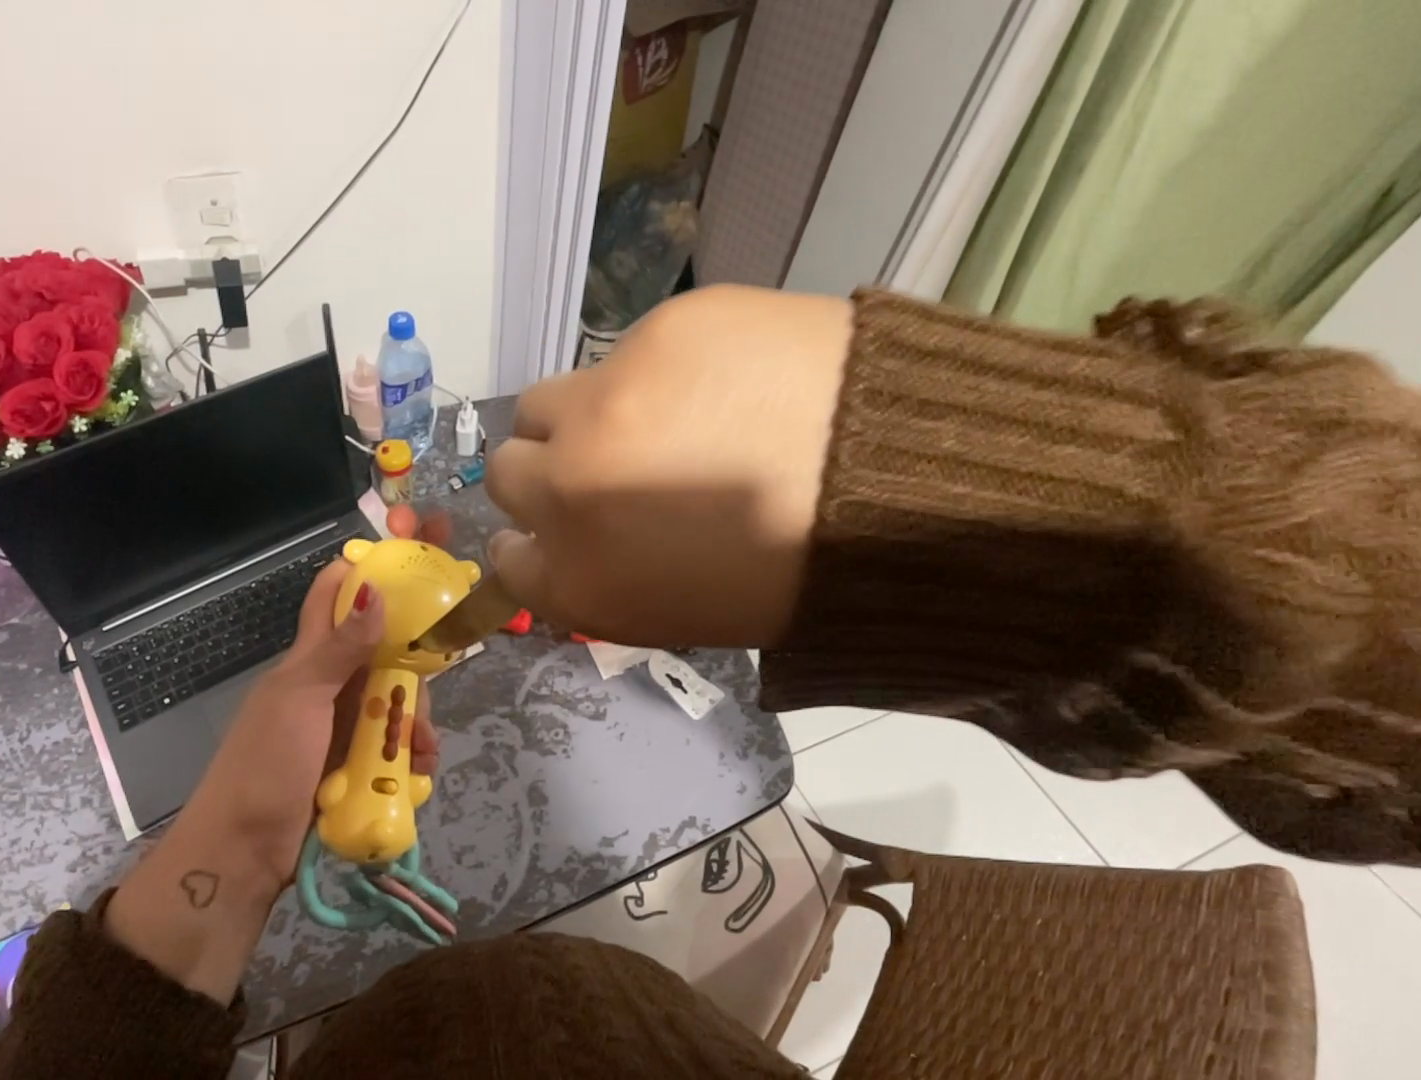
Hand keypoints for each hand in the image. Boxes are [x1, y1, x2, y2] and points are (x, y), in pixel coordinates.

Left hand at [104, 560, 437, 1002]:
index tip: (409, 563)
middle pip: (382, 657)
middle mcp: (328, 688)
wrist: (242, 856)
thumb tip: (374, 589)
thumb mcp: (302, 700)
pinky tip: (419, 774)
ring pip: (392, 707)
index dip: (363, 574)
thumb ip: (341, 649)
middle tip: (423, 698)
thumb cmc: (266, 766)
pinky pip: (390, 751)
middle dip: (411, 674)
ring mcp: (339, 730)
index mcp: (308, 661)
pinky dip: (407, 760)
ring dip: (413, 727)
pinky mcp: (351, 768)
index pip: (333, 600)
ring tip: (423, 754)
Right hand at [485, 285, 852, 646]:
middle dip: (546, 474)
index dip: (532, 543)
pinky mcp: (655, 334)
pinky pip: (622, 356)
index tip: (562, 530)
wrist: (915, 486)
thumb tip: (576, 534)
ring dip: (581, 417)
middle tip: (609, 468)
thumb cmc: (798, 578)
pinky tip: (722, 382)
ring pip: (544, 403)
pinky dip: (654, 374)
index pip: (506, 561)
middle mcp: (567, 491)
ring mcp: (603, 405)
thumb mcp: (678, 612)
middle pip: (505, 472)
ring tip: (656, 418)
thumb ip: (603, 577)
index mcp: (580, 581)